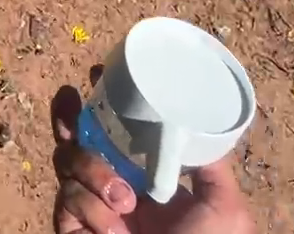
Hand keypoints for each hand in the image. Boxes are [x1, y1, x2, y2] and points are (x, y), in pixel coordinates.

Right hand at [51, 87, 252, 233]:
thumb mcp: (225, 211)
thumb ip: (211, 165)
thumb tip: (198, 122)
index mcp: (142, 176)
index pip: (111, 129)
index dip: (100, 101)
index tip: (98, 75)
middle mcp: (110, 185)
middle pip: (75, 135)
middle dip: (69, 116)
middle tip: (73, 102)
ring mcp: (88, 206)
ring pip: (67, 160)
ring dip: (92, 170)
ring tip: (122, 199)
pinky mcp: (70, 226)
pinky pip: (67, 198)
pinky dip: (89, 208)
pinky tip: (111, 227)